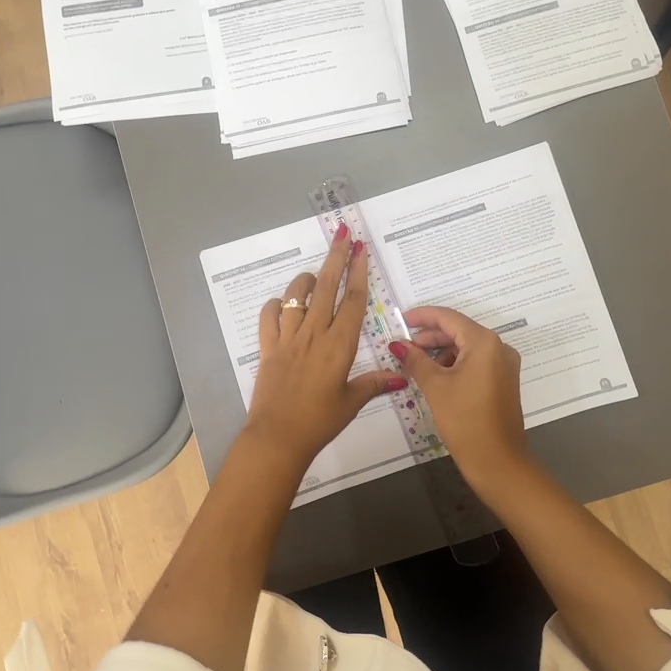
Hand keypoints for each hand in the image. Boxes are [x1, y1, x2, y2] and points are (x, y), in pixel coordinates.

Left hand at [242, 226, 407, 464]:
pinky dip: (276, 305)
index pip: (353, 300)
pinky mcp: (268, 347)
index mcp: (340, 345)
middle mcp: (315, 333)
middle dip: (335, 257)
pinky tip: (283, 305)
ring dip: (306, 279)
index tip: (360, 248)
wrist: (278, 437)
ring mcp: (288, 338)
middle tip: (342, 233)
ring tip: (314, 273)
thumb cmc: (320, 422)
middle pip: (326, 286)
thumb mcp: (352, 402)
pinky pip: (269, 316)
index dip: (358, 272)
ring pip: (296, 295)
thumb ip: (375, 384)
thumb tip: (402, 376)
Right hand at [388, 307, 530, 485]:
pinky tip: (436, 377)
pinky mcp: (503, 380)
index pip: (448, 318)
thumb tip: (398, 344)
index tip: (401, 321)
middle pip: (458, 331)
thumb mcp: (435, 386)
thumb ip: (415, 360)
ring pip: (466, 347)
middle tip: (405, 348)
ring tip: (417, 365)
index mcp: (484, 342)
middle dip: (430, 337)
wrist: (497, 462)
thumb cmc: (465, 419)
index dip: (422, 317)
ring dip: (441, 352)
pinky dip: (455, 364)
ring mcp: (504, 364)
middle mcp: (499, 347)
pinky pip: (476, 361)